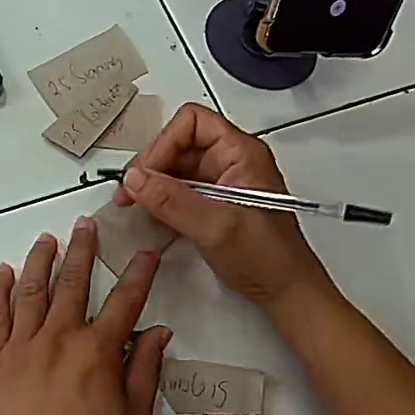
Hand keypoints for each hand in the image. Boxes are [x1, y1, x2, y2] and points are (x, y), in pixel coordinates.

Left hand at [0, 220, 170, 414]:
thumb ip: (144, 369)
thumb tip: (158, 329)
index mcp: (98, 353)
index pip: (124, 301)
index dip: (138, 273)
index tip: (146, 250)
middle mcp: (58, 340)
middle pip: (72, 284)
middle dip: (82, 251)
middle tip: (86, 225)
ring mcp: (20, 348)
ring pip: (31, 291)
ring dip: (40, 261)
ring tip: (47, 237)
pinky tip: (5, 272)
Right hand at [113, 102, 335, 311]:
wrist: (284, 290)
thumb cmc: (267, 257)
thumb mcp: (216, 226)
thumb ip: (172, 200)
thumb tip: (134, 178)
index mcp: (240, 154)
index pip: (191, 123)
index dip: (164, 144)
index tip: (146, 174)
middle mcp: (228, 162)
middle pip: (176, 144)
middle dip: (149, 166)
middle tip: (130, 193)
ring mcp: (217, 182)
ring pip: (171, 168)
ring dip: (148, 184)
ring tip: (133, 205)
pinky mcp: (207, 203)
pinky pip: (174, 190)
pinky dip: (156, 201)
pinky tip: (147, 216)